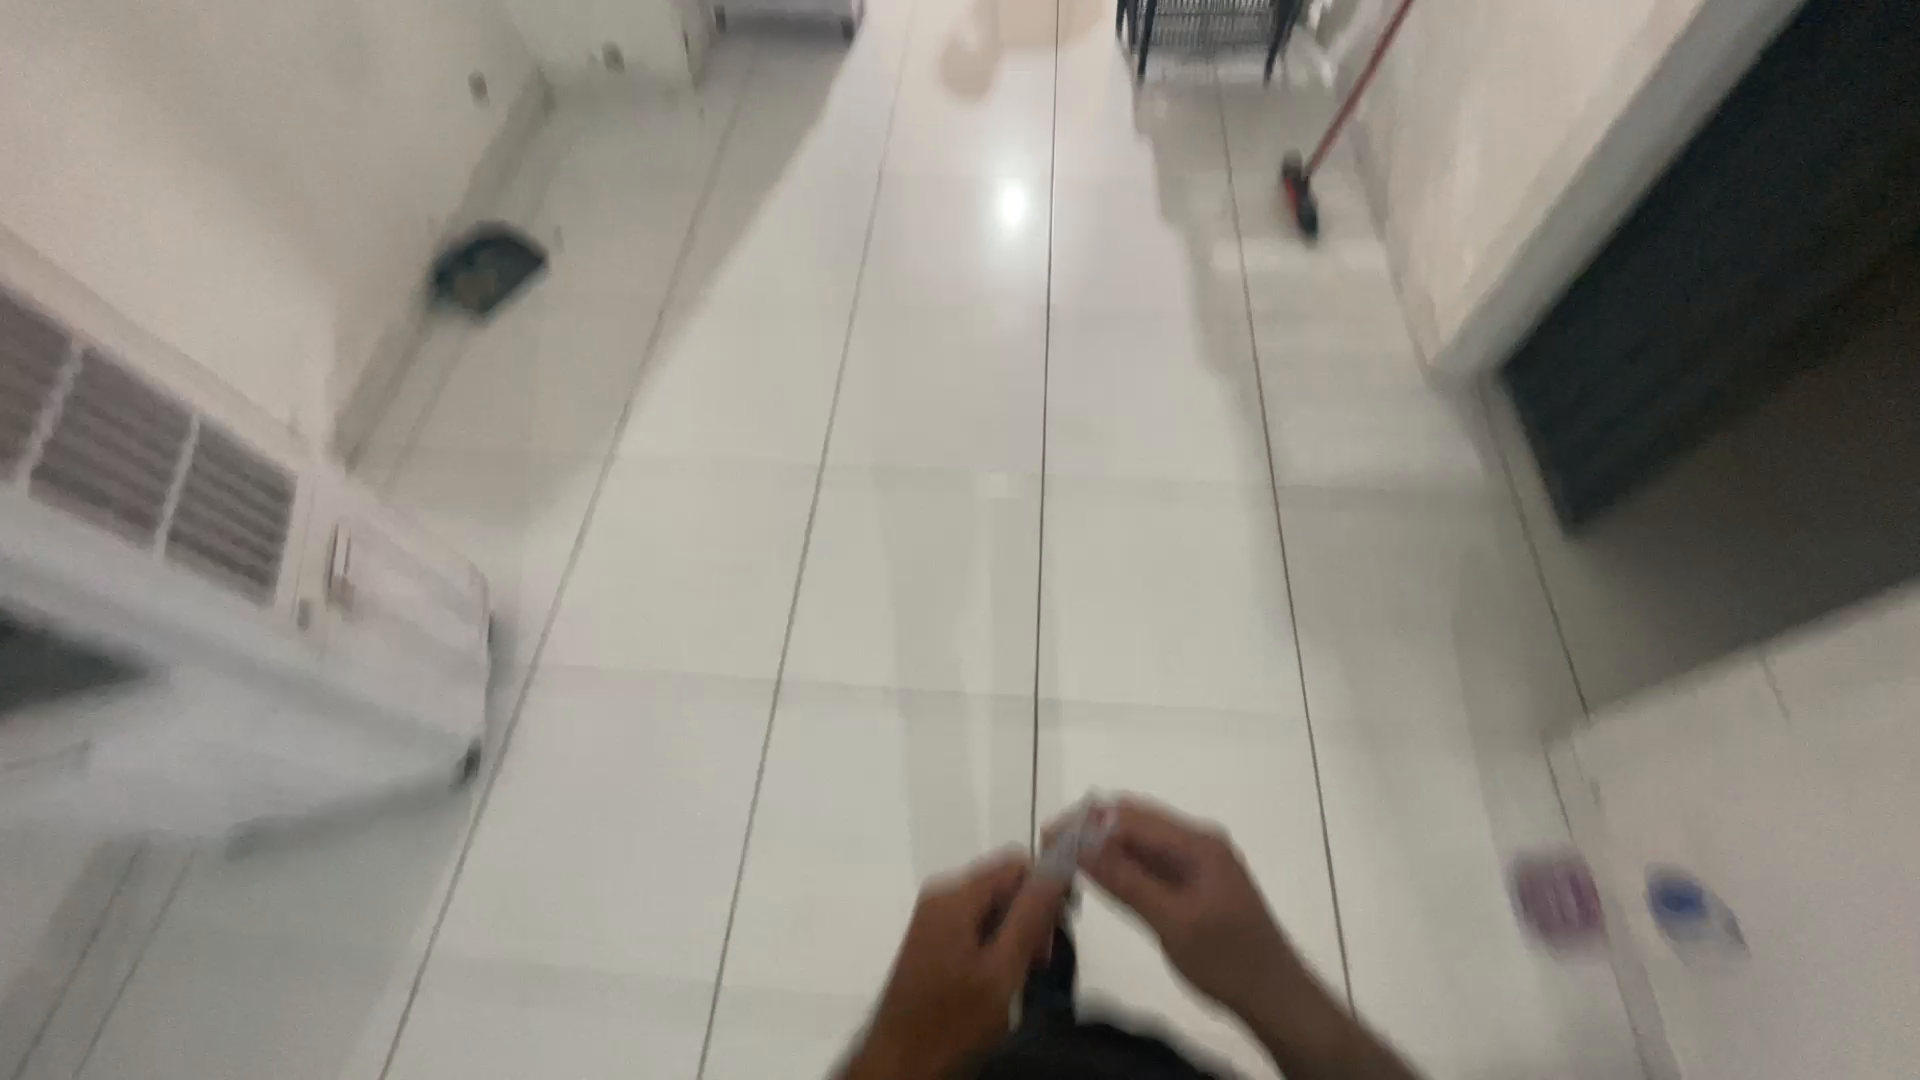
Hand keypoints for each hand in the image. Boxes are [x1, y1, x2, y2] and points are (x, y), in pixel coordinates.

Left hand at [843, 851, 1067, 1079]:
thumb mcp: (1002, 969)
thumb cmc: (952, 1020)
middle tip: (1040, 959)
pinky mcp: (931, 936)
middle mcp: (941, 895)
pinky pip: (974, 922)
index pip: (1015, 865)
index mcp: (955, 895)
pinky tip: (999, 976)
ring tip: (1021, 973)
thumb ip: (1031, 916)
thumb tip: (1058, 869)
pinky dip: (994, 942)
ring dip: (1014, 932)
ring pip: (991, 905)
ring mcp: (933, 916)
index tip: (1060, 925)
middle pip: (1002, 884)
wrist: (899, 1063)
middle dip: (1029, 915)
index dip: (1045, 888)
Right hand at [1054, 796, 1310, 1026]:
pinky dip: (1121, 864)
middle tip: (1050, 847)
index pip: (1131, 817)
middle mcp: (1197, 841)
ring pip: (1139, 840)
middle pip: (1134, 821)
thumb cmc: (1228, 961)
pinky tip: (1097, 876)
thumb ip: (1127, 881)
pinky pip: (1150, 861)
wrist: (1279, 1000)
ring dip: (1103, 846)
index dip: (1087, 822)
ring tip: (1065, 858)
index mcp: (1197, 843)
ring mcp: (1196, 861)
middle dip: (1090, 829)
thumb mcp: (1172, 923)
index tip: (1050, 837)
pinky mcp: (1193, 881)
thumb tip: (1081, 845)